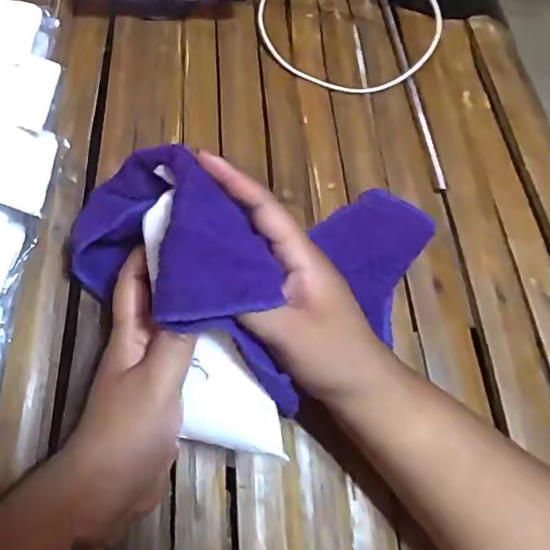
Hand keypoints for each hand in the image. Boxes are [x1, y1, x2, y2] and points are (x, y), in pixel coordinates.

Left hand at [55, 248, 194, 541]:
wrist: (110, 487)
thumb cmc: (127, 428)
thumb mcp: (157, 381)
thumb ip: (177, 340)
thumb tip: (197, 294)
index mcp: (127, 333)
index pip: (132, 281)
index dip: (145, 251)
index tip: (169, 224)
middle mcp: (135, 343)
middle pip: (152, 298)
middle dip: (171, 271)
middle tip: (205, 248)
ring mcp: (147, 367)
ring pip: (167, 323)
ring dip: (186, 303)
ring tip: (218, 282)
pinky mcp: (161, 390)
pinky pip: (179, 352)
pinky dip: (195, 337)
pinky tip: (220, 333)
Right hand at [197, 151, 400, 404]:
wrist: (366, 391)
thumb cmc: (335, 357)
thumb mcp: (289, 332)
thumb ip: (247, 303)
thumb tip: (201, 279)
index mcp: (301, 255)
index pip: (263, 207)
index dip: (232, 180)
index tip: (200, 157)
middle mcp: (292, 257)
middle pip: (253, 214)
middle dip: (221, 191)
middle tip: (184, 176)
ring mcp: (287, 275)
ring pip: (248, 237)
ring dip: (220, 218)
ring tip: (185, 204)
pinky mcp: (279, 294)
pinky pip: (246, 262)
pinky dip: (223, 250)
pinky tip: (202, 253)